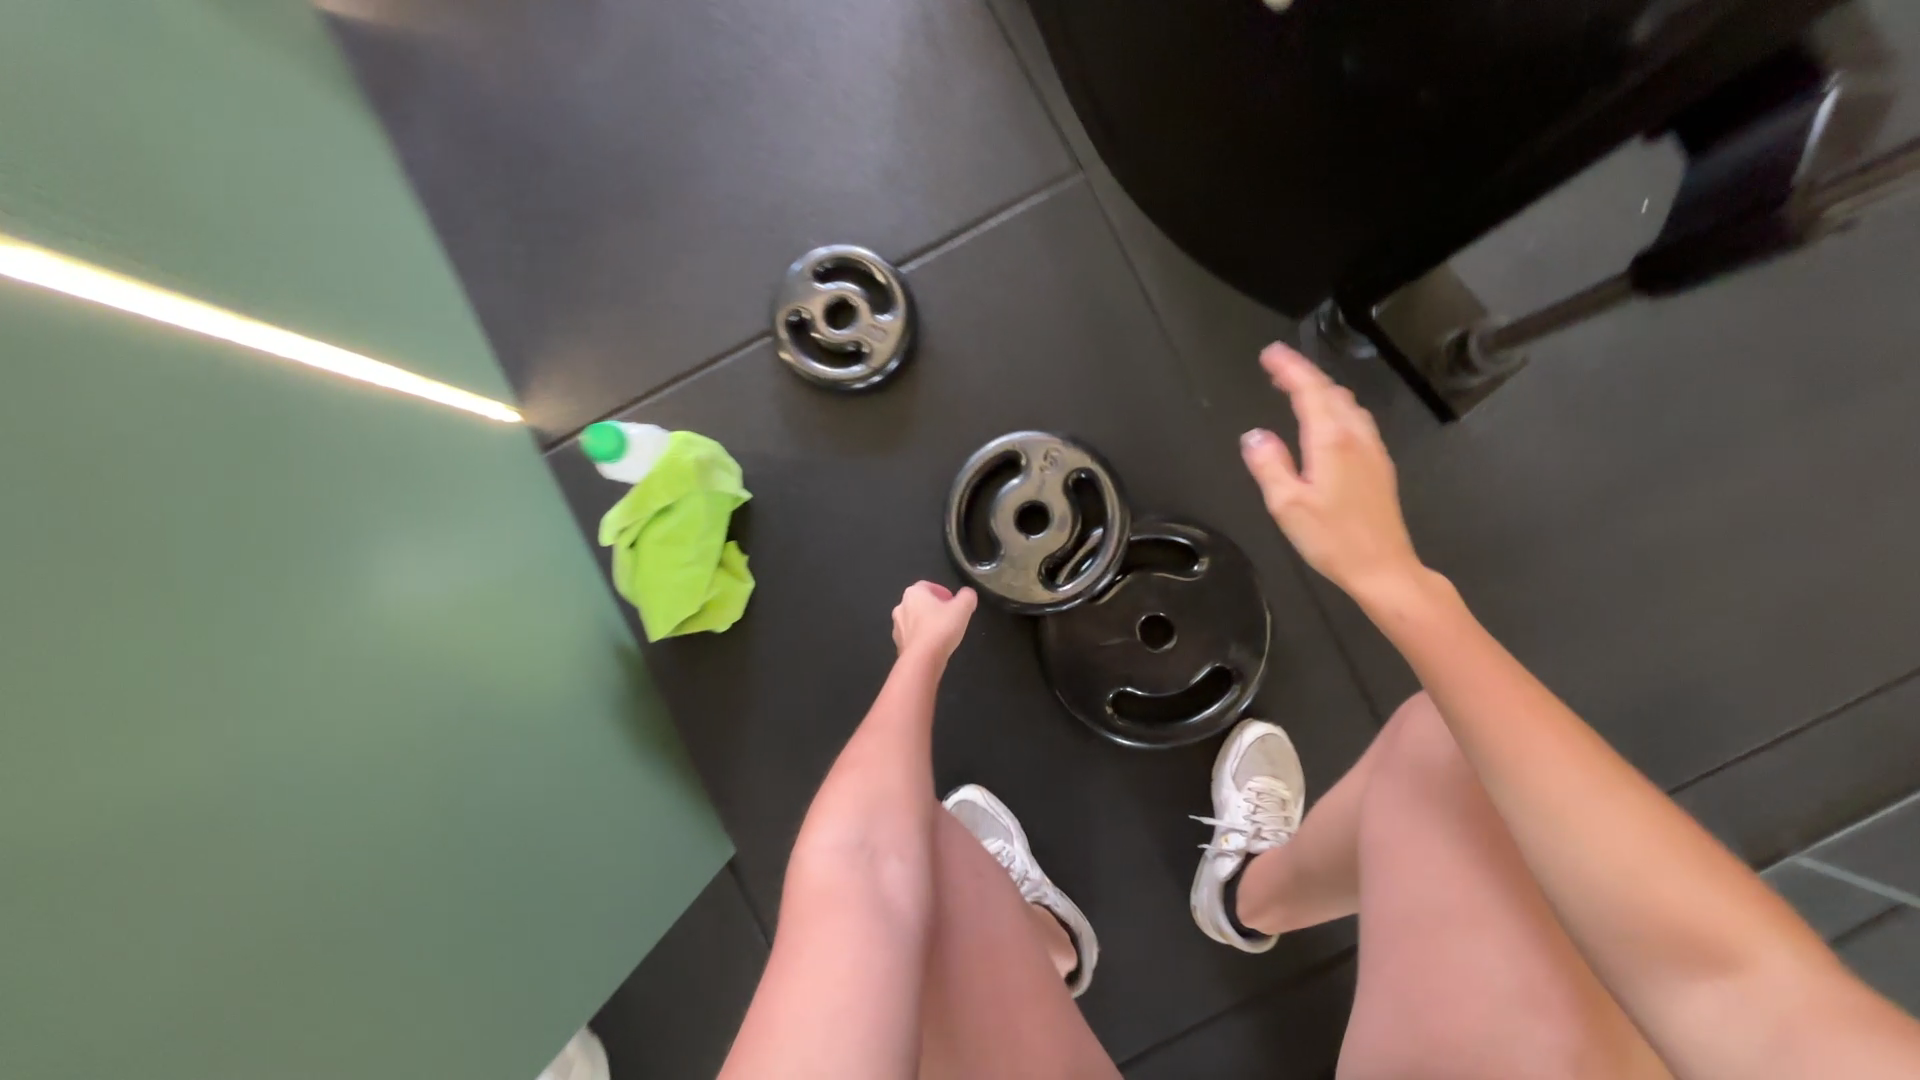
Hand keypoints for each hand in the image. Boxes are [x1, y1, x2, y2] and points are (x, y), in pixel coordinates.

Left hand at [891, 582, 977, 661]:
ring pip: (914, 620)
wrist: (922, 659)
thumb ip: (967, 596)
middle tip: (950, 616)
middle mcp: (901, 606)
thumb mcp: (963, 608)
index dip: (942, 592)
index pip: (928, 586)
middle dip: (934, 607)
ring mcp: (897, 626)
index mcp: (914, 593)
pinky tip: (933, 646)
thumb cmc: (941, 628)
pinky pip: (912, 637)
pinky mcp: (898, 644)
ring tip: (943, 632)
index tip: (953, 602)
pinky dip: (922, 638)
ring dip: (927, 623)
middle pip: (920, 603)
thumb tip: (968, 594)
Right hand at [1241, 343, 1423, 597]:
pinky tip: (1329, 421)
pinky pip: (1358, 422)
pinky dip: (1337, 408)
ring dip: (1323, 390)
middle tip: (1278, 368)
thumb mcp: (1286, 505)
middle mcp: (1356, 438)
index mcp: (1330, 441)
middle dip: (1304, 375)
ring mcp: (1373, 451)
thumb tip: (1254, 435)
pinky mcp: (1380, 467)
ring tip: (1299, 388)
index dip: (1289, 368)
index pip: (1309, 391)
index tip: (1270, 353)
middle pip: (1331, 393)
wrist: (1383, 567)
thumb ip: (1268, 465)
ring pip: (1348, 406)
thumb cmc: (1331, 539)